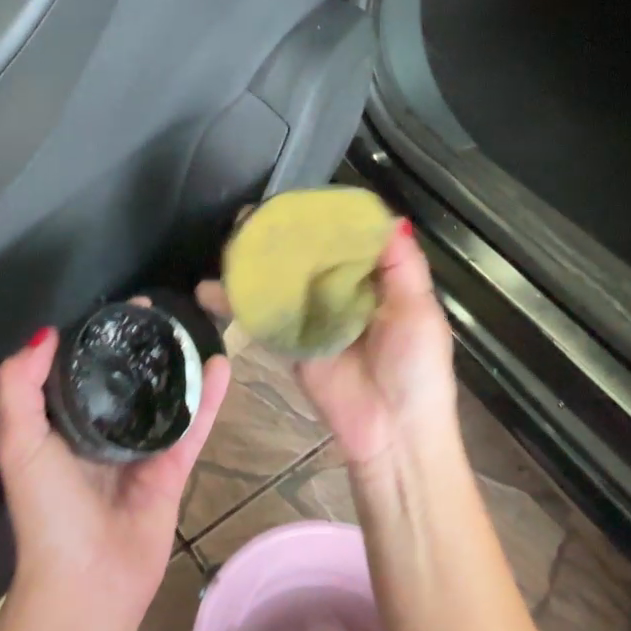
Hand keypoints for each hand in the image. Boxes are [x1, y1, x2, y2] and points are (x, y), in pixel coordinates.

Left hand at [0, 301, 231, 630]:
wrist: (86, 581)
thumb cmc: (47, 510)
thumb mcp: (19, 442)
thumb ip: (20, 386)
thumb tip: (46, 333)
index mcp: (65, 425)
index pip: (82, 370)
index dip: (98, 337)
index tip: (116, 309)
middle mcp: (103, 433)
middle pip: (126, 380)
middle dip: (139, 346)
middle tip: (158, 311)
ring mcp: (141, 452)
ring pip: (164, 398)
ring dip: (178, 365)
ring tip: (193, 328)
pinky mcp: (173, 471)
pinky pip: (192, 426)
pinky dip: (208, 397)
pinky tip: (221, 365)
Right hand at [196, 220, 454, 466]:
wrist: (392, 433)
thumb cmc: (415, 369)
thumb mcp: (420, 312)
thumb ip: (402, 266)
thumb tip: (390, 218)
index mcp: (373, 281)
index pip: (343, 240)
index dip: (320, 218)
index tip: (294, 197)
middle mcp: (337, 293)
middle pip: (303, 256)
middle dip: (277, 236)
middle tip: (249, 216)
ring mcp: (309, 317)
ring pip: (277, 282)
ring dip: (251, 263)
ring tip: (227, 244)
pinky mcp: (287, 343)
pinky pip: (260, 318)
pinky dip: (235, 304)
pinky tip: (210, 290)